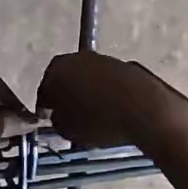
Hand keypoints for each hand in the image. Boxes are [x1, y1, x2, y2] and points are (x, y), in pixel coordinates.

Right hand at [37, 52, 187, 147]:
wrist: (143, 107)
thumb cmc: (99, 121)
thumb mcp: (68, 131)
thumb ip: (58, 121)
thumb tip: (60, 116)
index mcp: (55, 71)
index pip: (44, 92)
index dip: (46, 108)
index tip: (51, 120)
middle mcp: (76, 58)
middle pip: (66, 78)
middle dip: (66, 95)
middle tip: (71, 116)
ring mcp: (102, 58)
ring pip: (87, 77)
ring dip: (88, 92)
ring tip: (95, 115)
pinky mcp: (124, 64)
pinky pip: (108, 80)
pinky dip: (107, 92)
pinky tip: (113, 109)